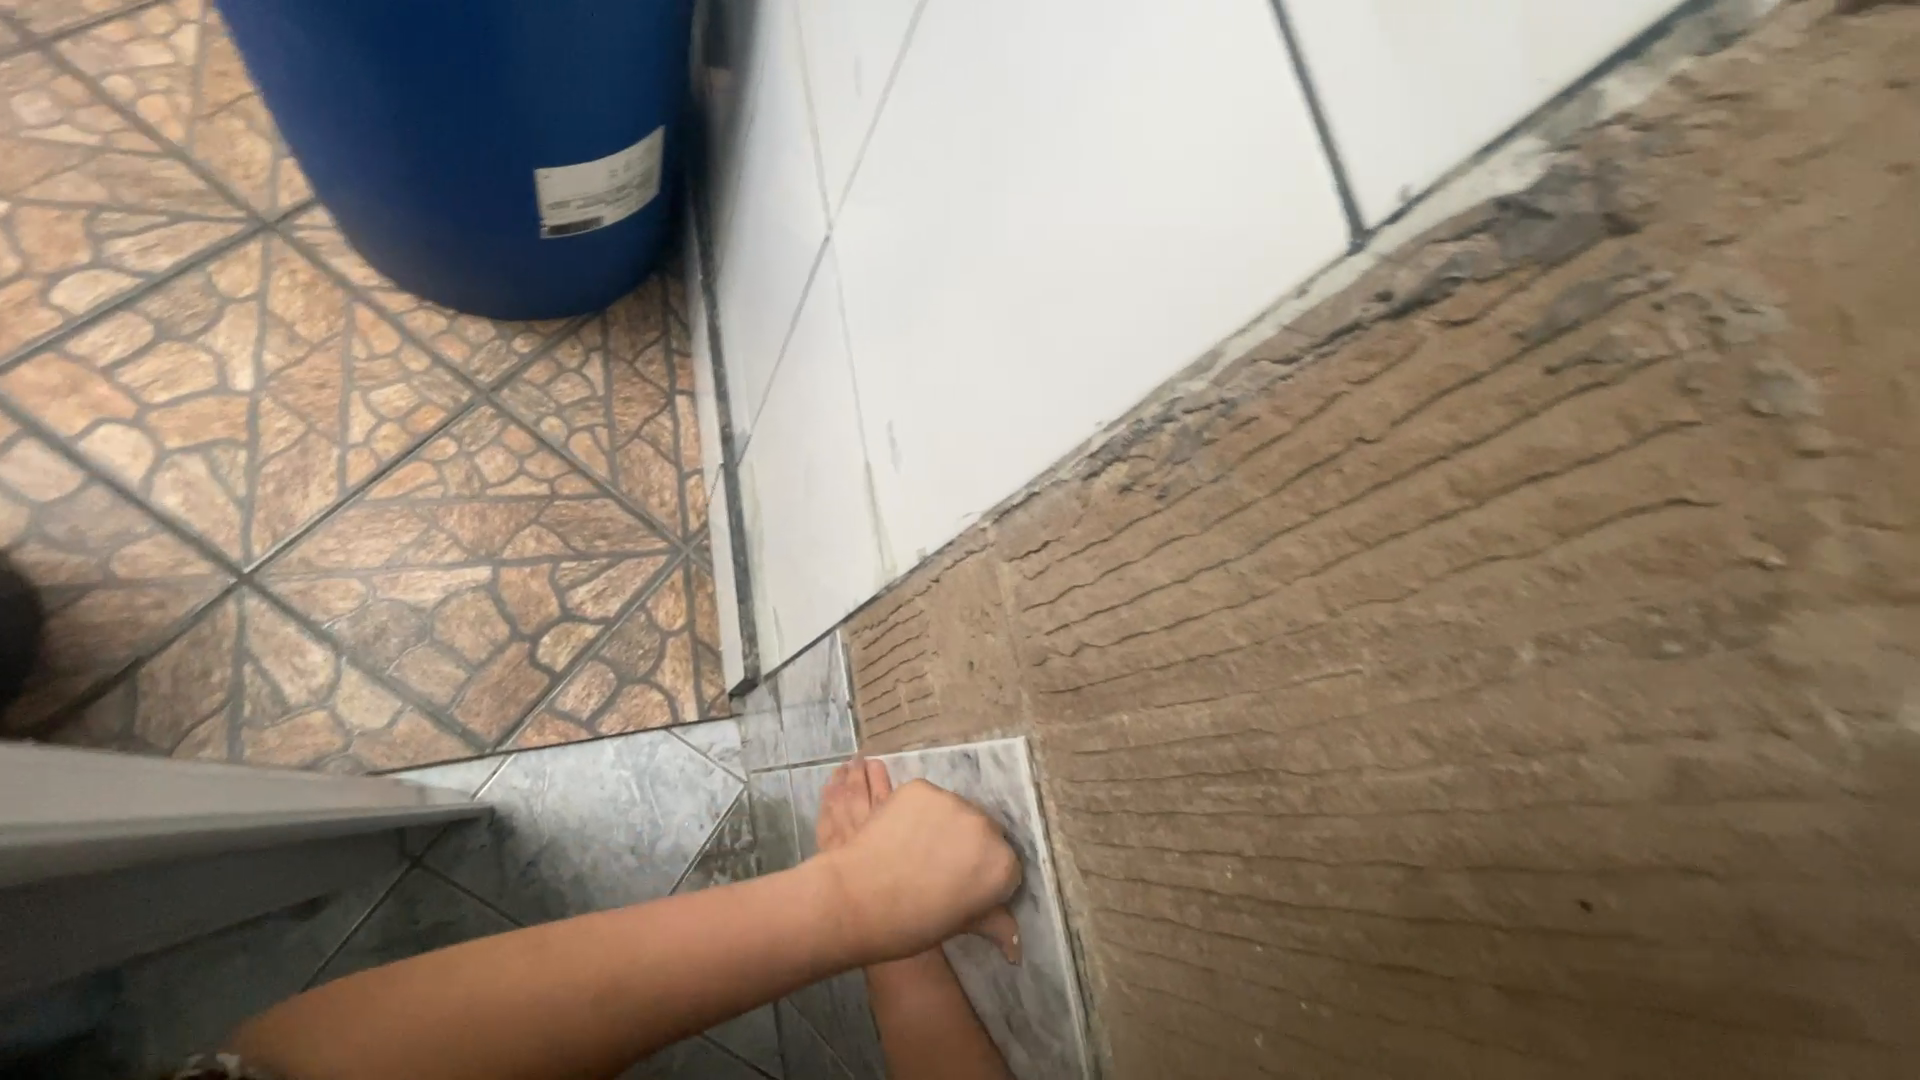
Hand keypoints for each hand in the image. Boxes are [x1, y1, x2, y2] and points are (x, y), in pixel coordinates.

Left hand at [814, 757, 1021, 963]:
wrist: (856, 899)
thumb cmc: (911, 923)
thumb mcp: (960, 925)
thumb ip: (994, 924)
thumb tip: (1015, 948)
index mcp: (1001, 864)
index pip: (1006, 865)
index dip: (986, 877)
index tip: (966, 888)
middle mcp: (984, 826)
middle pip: (985, 832)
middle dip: (969, 846)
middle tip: (941, 867)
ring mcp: (951, 801)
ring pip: (956, 811)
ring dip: (945, 824)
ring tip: (918, 848)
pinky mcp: (920, 788)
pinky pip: (927, 799)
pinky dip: (918, 811)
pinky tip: (901, 831)